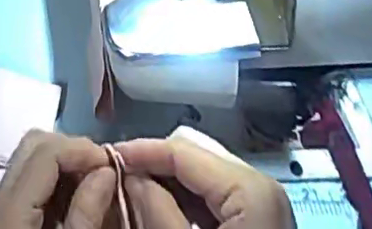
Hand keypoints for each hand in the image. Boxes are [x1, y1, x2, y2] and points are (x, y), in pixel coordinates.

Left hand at [0, 130, 116, 228]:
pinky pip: (29, 179)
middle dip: (72, 148)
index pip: (45, 151)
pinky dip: (54, 178)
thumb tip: (106, 171)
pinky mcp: (2, 217)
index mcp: (9, 209)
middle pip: (34, 143)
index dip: (82, 149)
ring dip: (64, 160)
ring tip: (92, 184)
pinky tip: (74, 198)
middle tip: (102, 172)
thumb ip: (84, 216)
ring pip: (30, 156)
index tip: (113, 165)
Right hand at [111, 133, 294, 228]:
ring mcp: (264, 206)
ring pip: (204, 177)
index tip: (107, 157)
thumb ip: (158, 212)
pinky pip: (217, 200)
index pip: (184, 151)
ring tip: (133, 193)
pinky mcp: (261, 225)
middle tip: (117, 177)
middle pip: (195, 157)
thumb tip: (131, 176)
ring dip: (169, 183)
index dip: (142, 151)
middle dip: (155, 165)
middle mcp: (261, 187)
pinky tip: (162, 212)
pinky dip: (188, 203)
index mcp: (249, 189)